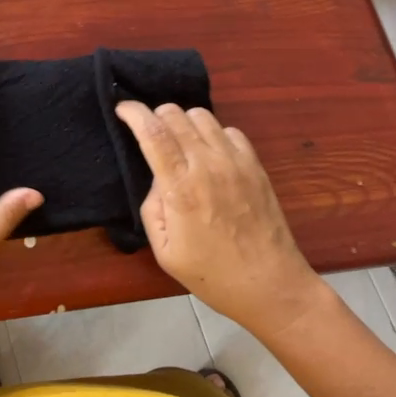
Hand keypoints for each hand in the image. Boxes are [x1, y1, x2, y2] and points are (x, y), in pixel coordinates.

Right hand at [115, 100, 324, 335]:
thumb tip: (159, 179)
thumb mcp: (165, 252)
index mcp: (181, 188)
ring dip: (184, 122)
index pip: (153, 132)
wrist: (273, 287)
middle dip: (156, 116)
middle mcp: (207, 165)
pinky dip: (213, 133)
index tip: (122, 109)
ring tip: (181, 143)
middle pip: (175, 114)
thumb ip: (152, 208)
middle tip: (151, 134)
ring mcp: (235, 162)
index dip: (133, 112)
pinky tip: (210, 154)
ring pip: (201, 115)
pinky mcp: (255, 165)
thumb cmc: (213, 275)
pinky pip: (229, 130)